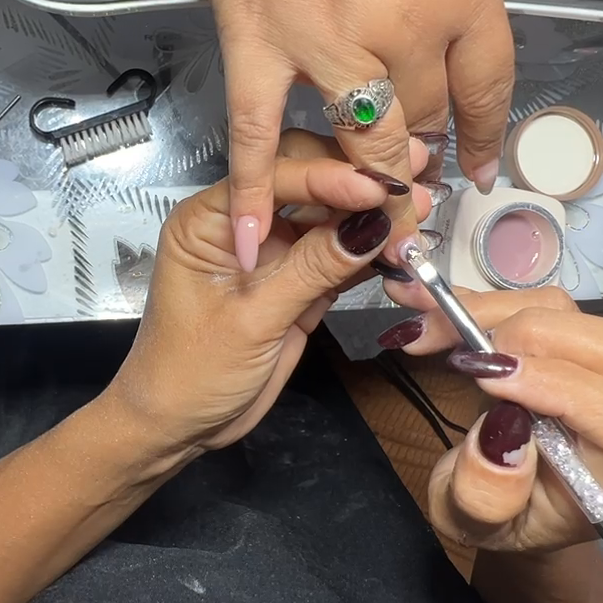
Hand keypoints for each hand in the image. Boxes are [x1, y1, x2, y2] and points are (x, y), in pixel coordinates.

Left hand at [109, 133, 431, 453]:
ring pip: (326, 219)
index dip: (327, 178)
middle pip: (303, 187)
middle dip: (357, 186)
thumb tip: (372, 225)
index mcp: (208, 219)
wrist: (181, 425)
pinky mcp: (294, 282)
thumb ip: (310, 269)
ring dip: (371, 215)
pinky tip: (405, 241)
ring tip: (421, 204)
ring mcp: (270, 253)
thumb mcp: (251, 319)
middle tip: (412, 179)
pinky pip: (335, 256)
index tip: (378, 186)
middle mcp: (240, 225)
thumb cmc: (192, 370)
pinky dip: (368, 252)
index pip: (271, 178)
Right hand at [377, 286, 602, 553]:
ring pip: (573, 313)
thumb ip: (485, 498)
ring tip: (426, 332)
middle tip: (468, 354)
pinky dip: (475, 297)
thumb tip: (499, 439)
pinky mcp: (565, 340)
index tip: (486, 379)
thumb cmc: (501, 517)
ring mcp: (598, 369)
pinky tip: (424, 302)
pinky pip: (533, 301)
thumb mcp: (475, 526)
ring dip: (492, 309)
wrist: (509, 497)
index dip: (564, 388)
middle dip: (540, 336)